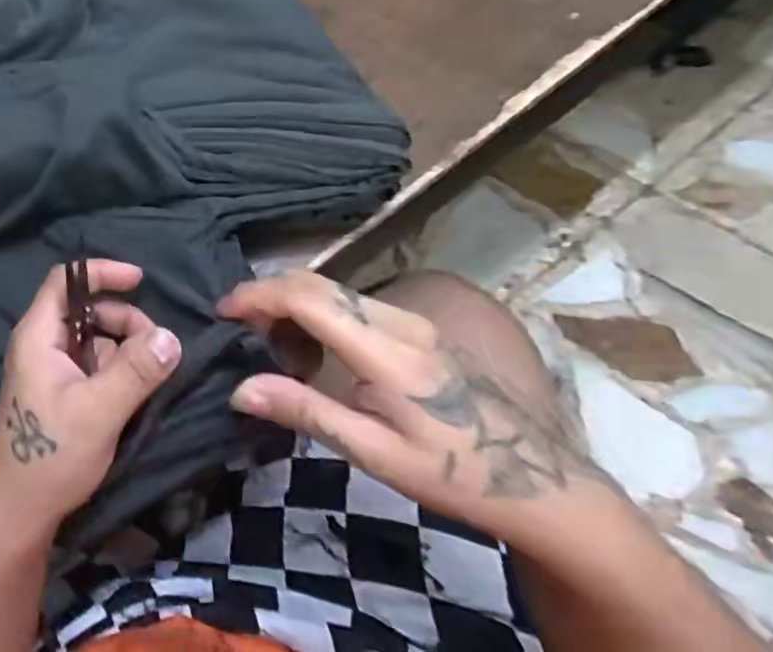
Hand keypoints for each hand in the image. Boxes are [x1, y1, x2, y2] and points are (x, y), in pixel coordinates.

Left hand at [0, 260, 180, 534]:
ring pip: (94, 340)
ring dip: (126, 350)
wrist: (21, 504)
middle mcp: (41, 343)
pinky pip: (94, 365)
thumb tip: (171, 335)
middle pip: (86, 311)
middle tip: (159, 354)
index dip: (100, 273)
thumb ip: (135, 371)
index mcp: (38, 334)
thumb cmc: (52, 452)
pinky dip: (118, 370)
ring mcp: (50, 368)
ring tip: (150, 380)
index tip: (140, 280)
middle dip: (125, 322)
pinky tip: (138, 392)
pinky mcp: (61, 390)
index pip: (64, 281)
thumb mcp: (100, 410)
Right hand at [220, 271, 618, 547]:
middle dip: (266, 296)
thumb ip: (306, 412)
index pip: (306, 296)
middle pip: (314, 282)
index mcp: (389, 352)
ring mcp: (413, 322)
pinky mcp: (418, 328)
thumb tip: (238, 389)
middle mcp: (401, 322)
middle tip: (239, 331)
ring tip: (274, 348)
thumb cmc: (458, 477)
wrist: (550, 491)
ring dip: (289, 304)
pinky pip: (350, 301)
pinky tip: (314, 352)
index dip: (256, 295)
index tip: (222, 313)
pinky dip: (315, 312)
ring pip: (330, 288)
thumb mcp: (376, 454)